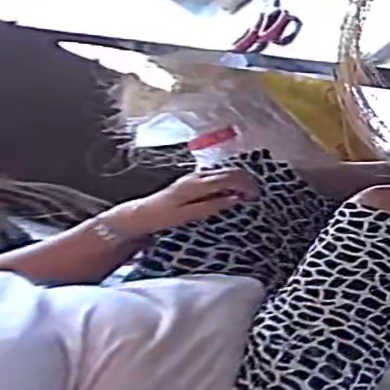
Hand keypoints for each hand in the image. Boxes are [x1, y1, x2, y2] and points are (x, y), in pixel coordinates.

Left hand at [107, 168, 257, 236]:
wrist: (136, 216)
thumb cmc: (161, 218)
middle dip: (248, 182)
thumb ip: (212, 206)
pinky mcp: (195, 179)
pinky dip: (234, 181)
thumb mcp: (186, 216)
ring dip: (242, 181)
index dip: (247, 186)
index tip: (254, 198)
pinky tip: (233, 192)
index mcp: (197, 184)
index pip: (231, 178)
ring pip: (229, 171)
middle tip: (254, 196)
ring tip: (245, 195)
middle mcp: (198, 176)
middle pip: (233, 171)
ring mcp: (196, 176)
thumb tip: (237, 199)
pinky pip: (222, 175)